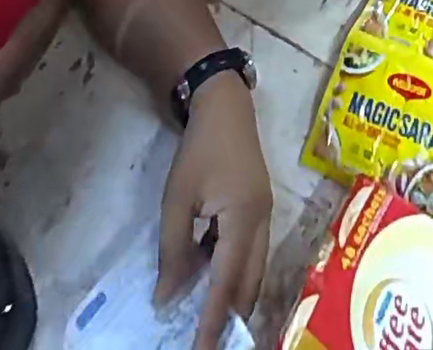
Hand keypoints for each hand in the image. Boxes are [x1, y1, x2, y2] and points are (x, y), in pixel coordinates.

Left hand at [155, 73, 273, 349]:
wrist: (225, 105)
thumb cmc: (200, 150)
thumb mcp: (178, 199)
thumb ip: (174, 251)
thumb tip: (167, 299)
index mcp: (244, 219)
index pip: (227, 284)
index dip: (212, 322)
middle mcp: (262, 220)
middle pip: (250, 280)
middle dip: (232, 316)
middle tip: (208, 342)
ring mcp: (265, 211)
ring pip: (254, 266)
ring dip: (234, 293)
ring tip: (209, 319)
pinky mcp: (260, 203)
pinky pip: (251, 248)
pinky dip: (234, 268)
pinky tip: (212, 274)